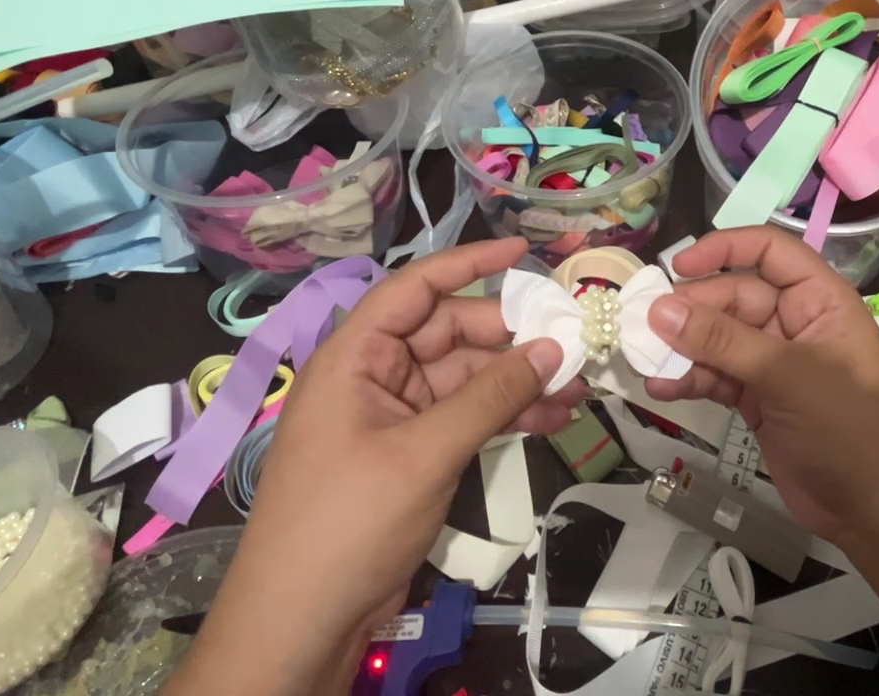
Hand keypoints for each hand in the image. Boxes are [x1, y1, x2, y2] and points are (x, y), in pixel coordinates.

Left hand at [171, 238, 584, 695]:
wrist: (301, 627)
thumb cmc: (348, 522)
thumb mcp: (425, 453)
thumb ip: (491, 396)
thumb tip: (553, 349)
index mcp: (355, 357)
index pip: (415, 289)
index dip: (469, 263)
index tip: (523, 251)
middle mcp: (375, 376)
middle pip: (451, 334)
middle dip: (511, 339)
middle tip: (571, 345)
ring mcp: (396, 417)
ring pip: (468, 379)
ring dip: (518, 382)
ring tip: (577, 388)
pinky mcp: (415, 453)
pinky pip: (468, 417)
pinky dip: (506, 416)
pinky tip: (552, 419)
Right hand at [641, 228, 878, 541]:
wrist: (876, 511)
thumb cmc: (848, 426)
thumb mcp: (787, 375)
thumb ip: (724, 341)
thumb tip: (660, 309)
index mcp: (819, 300)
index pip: (770, 252)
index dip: (725, 249)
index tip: (679, 267)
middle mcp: (795, 322)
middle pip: (735, 297)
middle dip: (693, 311)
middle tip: (647, 327)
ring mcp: (775, 362)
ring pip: (719, 339)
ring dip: (684, 348)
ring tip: (646, 361)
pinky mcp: (758, 398)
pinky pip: (717, 375)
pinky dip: (690, 380)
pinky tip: (662, 390)